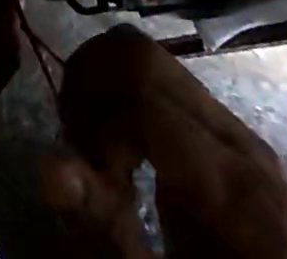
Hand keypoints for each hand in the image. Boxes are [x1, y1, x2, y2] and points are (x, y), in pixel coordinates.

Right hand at [43, 25, 286, 258]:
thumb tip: (49, 168)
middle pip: (141, 57)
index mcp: (228, 181)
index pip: (140, 94)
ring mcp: (236, 129)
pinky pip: (161, 79)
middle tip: (73, 143)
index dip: (90, 119)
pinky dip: (120, 95)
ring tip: (91, 146)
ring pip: (147, 57)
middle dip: (88, 86)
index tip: (80, 170)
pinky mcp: (225, 130)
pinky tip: (116, 146)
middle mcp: (238, 137)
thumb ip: (105, 228)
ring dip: (100, 86)